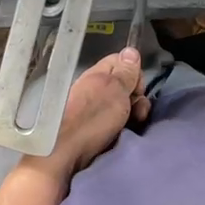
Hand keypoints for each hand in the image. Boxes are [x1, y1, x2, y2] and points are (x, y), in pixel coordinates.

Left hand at [22, 47, 148, 181]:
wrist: (65, 155)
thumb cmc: (91, 118)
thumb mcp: (114, 90)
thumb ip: (124, 72)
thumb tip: (130, 50)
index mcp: (97, 74)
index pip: (122, 62)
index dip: (135, 74)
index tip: (138, 91)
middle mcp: (94, 88)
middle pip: (124, 86)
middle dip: (136, 99)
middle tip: (137, 113)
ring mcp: (92, 110)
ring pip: (122, 106)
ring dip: (131, 116)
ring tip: (132, 127)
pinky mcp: (93, 130)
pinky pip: (115, 123)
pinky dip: (122, 128)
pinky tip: (124, 135)